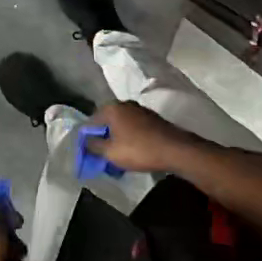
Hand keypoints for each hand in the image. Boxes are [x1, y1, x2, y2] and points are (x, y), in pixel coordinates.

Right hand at [85, 101, 203, 174]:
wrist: (176, 150)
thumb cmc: (139, 150)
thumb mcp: (111, 152)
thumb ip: (93, 146)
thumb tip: (85, 142)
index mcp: (110, 108)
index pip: (90, 122)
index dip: (88, 139)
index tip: (90, 153)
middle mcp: (123, 104)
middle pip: (106, 122)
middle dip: (104, 138)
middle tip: (104, 156)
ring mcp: (139, 109)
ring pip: (121, 125)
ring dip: (118, 138)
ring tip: (119, 156)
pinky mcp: (152, 118)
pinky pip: (134, 127)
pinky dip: (130, 137)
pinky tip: (134, 151)